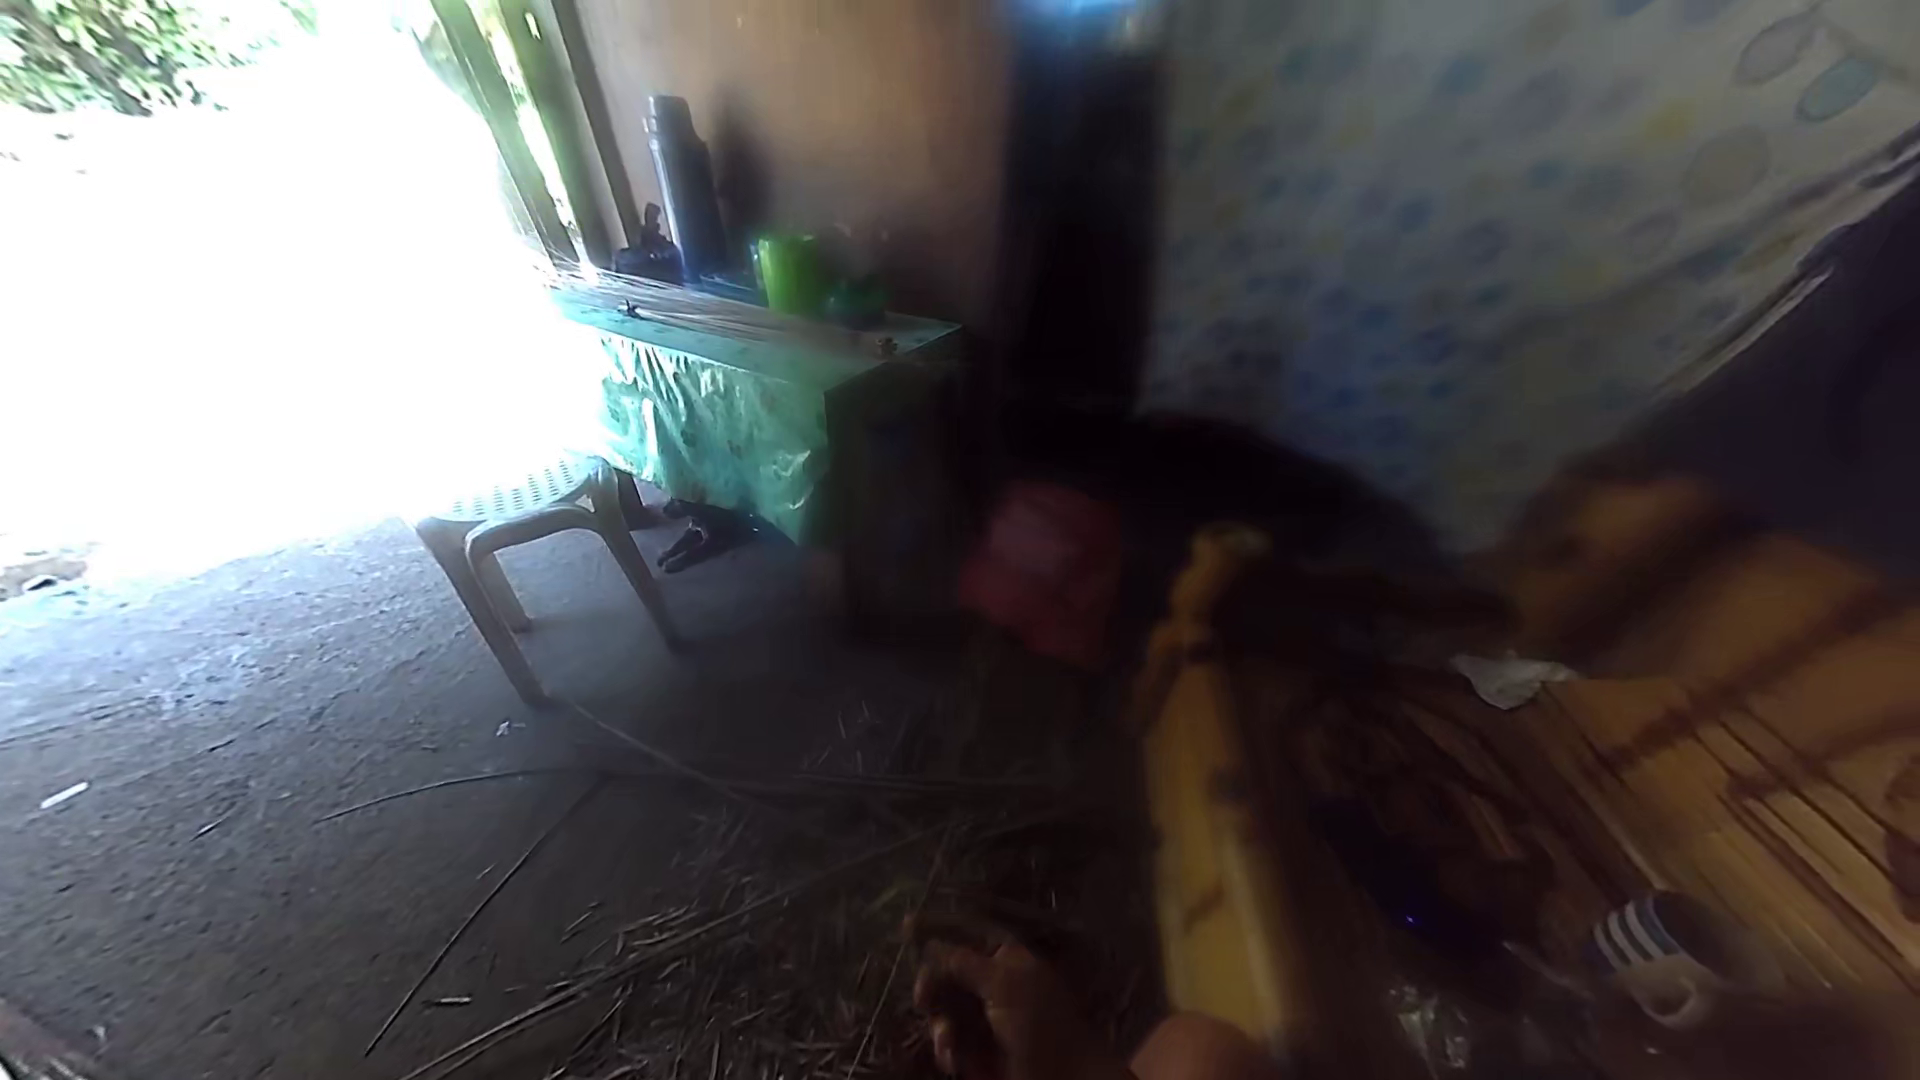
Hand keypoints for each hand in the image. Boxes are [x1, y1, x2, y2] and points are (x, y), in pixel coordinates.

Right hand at [911, 927, 1131, 1079]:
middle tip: (923, 998)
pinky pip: (950, 1042)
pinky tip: (953, 1061)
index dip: (937, 924)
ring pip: (945, 1008)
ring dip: (940, 1023)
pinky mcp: (979, 1052)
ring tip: (948, 1042)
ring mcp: (984, 1017)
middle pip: (948, 970)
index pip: (964, 929)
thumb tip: (934, 945)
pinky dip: (947, 1049)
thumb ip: (963, 962)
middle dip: (933, 984)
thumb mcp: (1001, 982)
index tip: (905, 924)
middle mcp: (991, 980)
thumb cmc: (1039, 1023)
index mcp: (1003, 954)